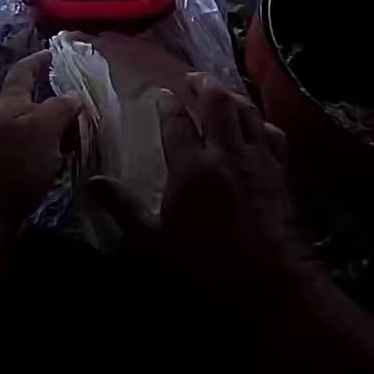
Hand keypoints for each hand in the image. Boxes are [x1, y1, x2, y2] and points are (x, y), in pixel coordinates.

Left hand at [0, 50, 80, 233]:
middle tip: (84, 105)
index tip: (54, 53)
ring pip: (33, 131)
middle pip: (29, 103)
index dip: (38, 61)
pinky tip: (64, 165)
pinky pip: (32, 155)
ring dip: (55, 131)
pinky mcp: (3, 174)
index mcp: (9, 105)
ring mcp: (0, 149)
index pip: (22, 72)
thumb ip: (59, 108)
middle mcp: (1, 122)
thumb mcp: (41, 129)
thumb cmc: (12, 164)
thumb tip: (72, 95)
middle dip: (54, 101)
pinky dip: (50, 154)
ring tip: (82, 136)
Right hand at [89, 73, 312, 292]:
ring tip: (221, 94)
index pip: (176, 122)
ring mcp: (258, 163)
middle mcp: (226, 155)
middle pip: (219, 104)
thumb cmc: (204, 270)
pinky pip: (273, 136)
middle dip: (204, 86)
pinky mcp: (281, 177)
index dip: (167, 106)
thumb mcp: (152, 243)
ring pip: (249, 114)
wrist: (273, 294)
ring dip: (233, 98)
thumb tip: (92, 183)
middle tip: (192, 79)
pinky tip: (257, 127)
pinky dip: (261, 124)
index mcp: (192, 167)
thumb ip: (124, 207)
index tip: (160, 97)